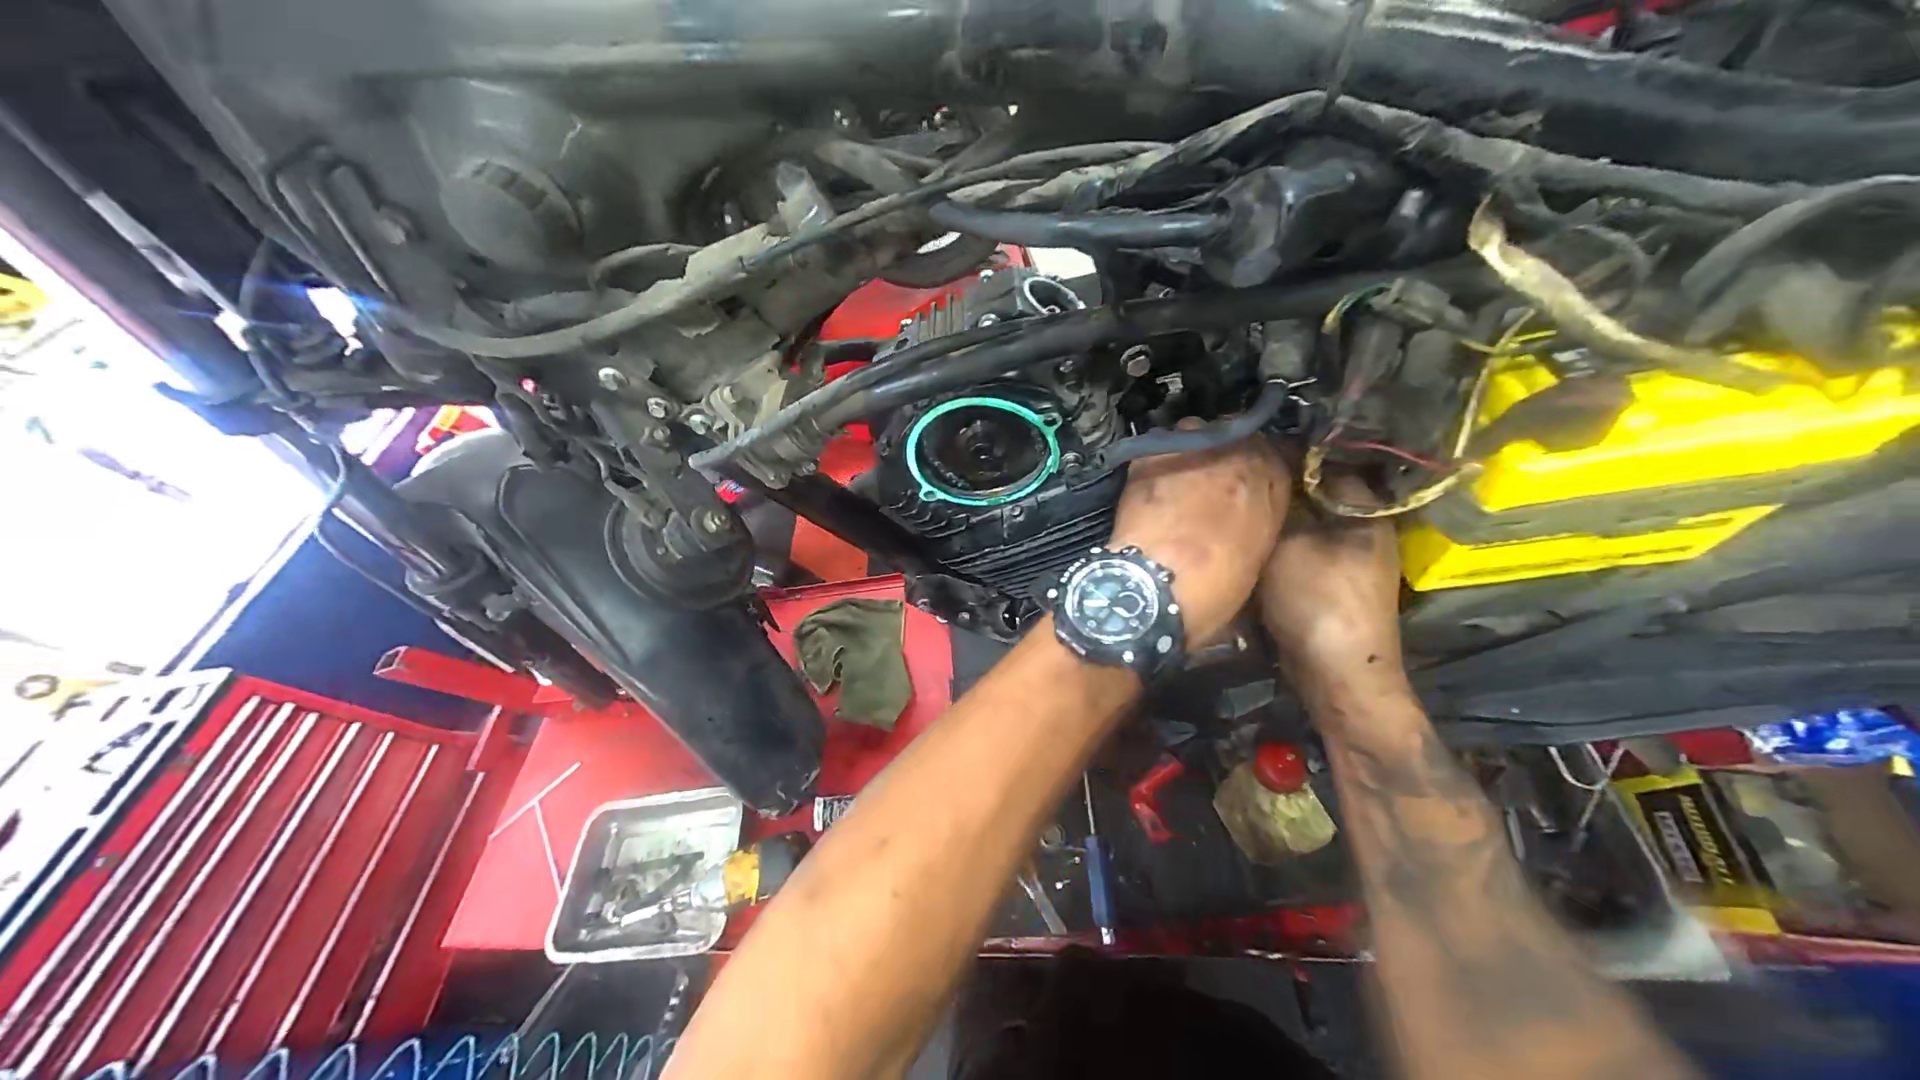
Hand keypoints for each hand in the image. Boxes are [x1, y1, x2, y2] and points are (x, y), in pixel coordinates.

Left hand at [1107, 427, 1290, 646]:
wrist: (1162, 582)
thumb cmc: (1217, 583)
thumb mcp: (1258, 553)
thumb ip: (1256, 518)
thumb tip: (1242, 516)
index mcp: (1272, 476)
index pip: (1269, 453)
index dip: (1248, 469)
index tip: (1236, 481)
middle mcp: (1237, 450)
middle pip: (1227, 439)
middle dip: (1216, 456)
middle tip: (1200, 484)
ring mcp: (1191, 445)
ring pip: (1190, 435)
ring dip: (1184, 454)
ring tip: (1170, 484)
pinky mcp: (1150, 452)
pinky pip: (1153, 449)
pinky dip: (1150, 465)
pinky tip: (1145, 489)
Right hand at [1258, 472, 1412, 725]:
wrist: (1336, 674)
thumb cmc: (1316, 600)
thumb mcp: (1287, 544)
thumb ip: (1276, 504)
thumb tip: (1261, 468)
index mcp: (1364, 510)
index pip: (1322, 464)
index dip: (1283, 456)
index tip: (1244, 455)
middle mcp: (1361, 529)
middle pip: (1310, 495)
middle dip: (1275, 490)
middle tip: (1233, 484)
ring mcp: (1347, 558)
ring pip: (1301, 524)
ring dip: (1273, 520)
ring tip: (1234, 510)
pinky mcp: (1329, 583)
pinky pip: (1298, 550)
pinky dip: (1276, 546)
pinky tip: (1248, 545)